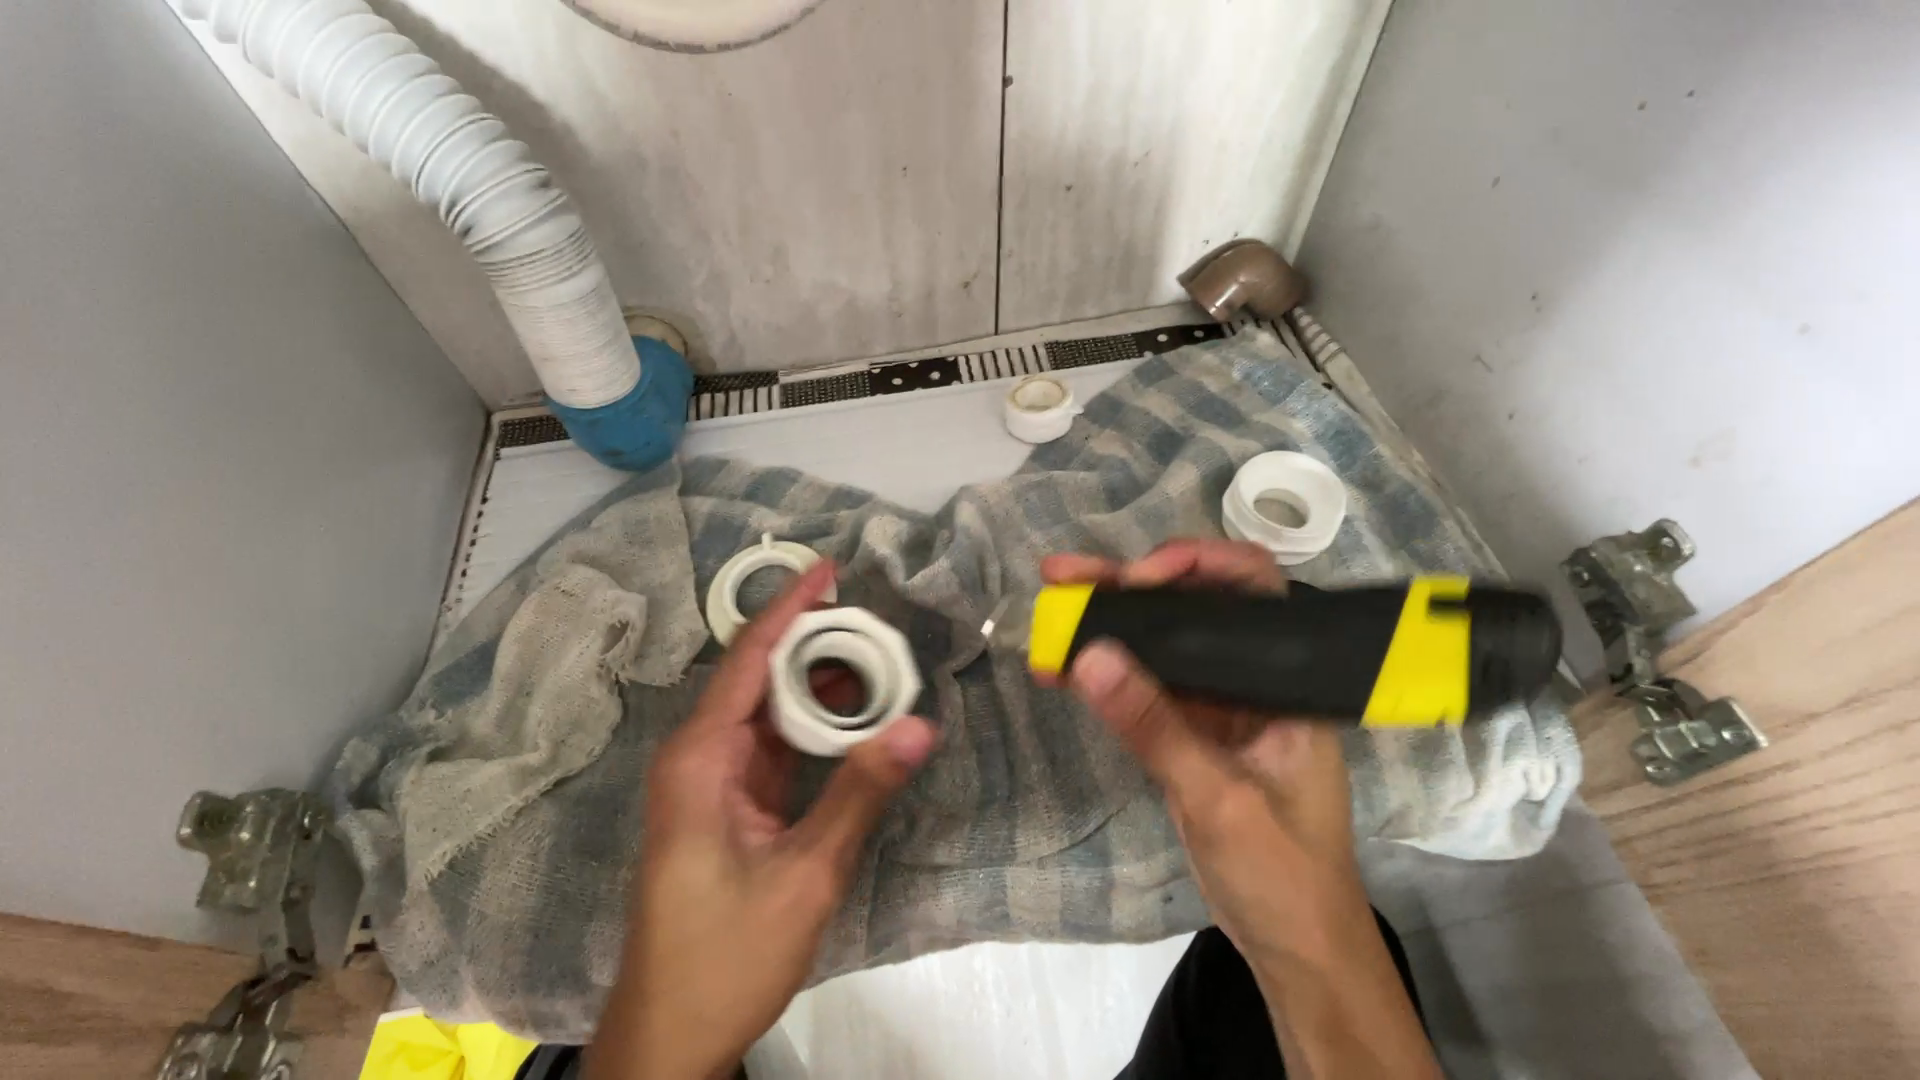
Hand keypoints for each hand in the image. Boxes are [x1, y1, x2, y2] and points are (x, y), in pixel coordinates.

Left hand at [587, 559, 936, 1079]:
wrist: (672, 1035)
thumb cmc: (725, 954)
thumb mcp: (804, 875)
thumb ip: (859, 795)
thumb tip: (920, 728)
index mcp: (700, 758)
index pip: (746, 659)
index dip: (788, 609)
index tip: (830, 569)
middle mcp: (701, 757)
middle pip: (759, 678)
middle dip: (817, 644)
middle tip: (881, 622)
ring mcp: (714, 783)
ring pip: (771, 713)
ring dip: (821, 688)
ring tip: (884, 659)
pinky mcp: (731, 807)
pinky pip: (777, 749)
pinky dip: (817, 730)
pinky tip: (860, 718)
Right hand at [1040, 539, 1361, 962]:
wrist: (1297, 949)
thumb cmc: (1285, 875)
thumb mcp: (1220, 800)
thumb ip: (1156, 728)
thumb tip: (1090, 657)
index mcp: (1287, 682)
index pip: (1252, 589)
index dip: (1196, 566)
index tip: (1138, 577)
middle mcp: (1253, 681)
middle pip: (1191, 612)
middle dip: (1126, 588)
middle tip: (1061, 574)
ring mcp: (1218, 709)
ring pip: (1160, 649)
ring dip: (1105, 628)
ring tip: (1047, 610)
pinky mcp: (1189, 736)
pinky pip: (1143, 692)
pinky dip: (1104, 679)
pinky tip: (1058, 669)